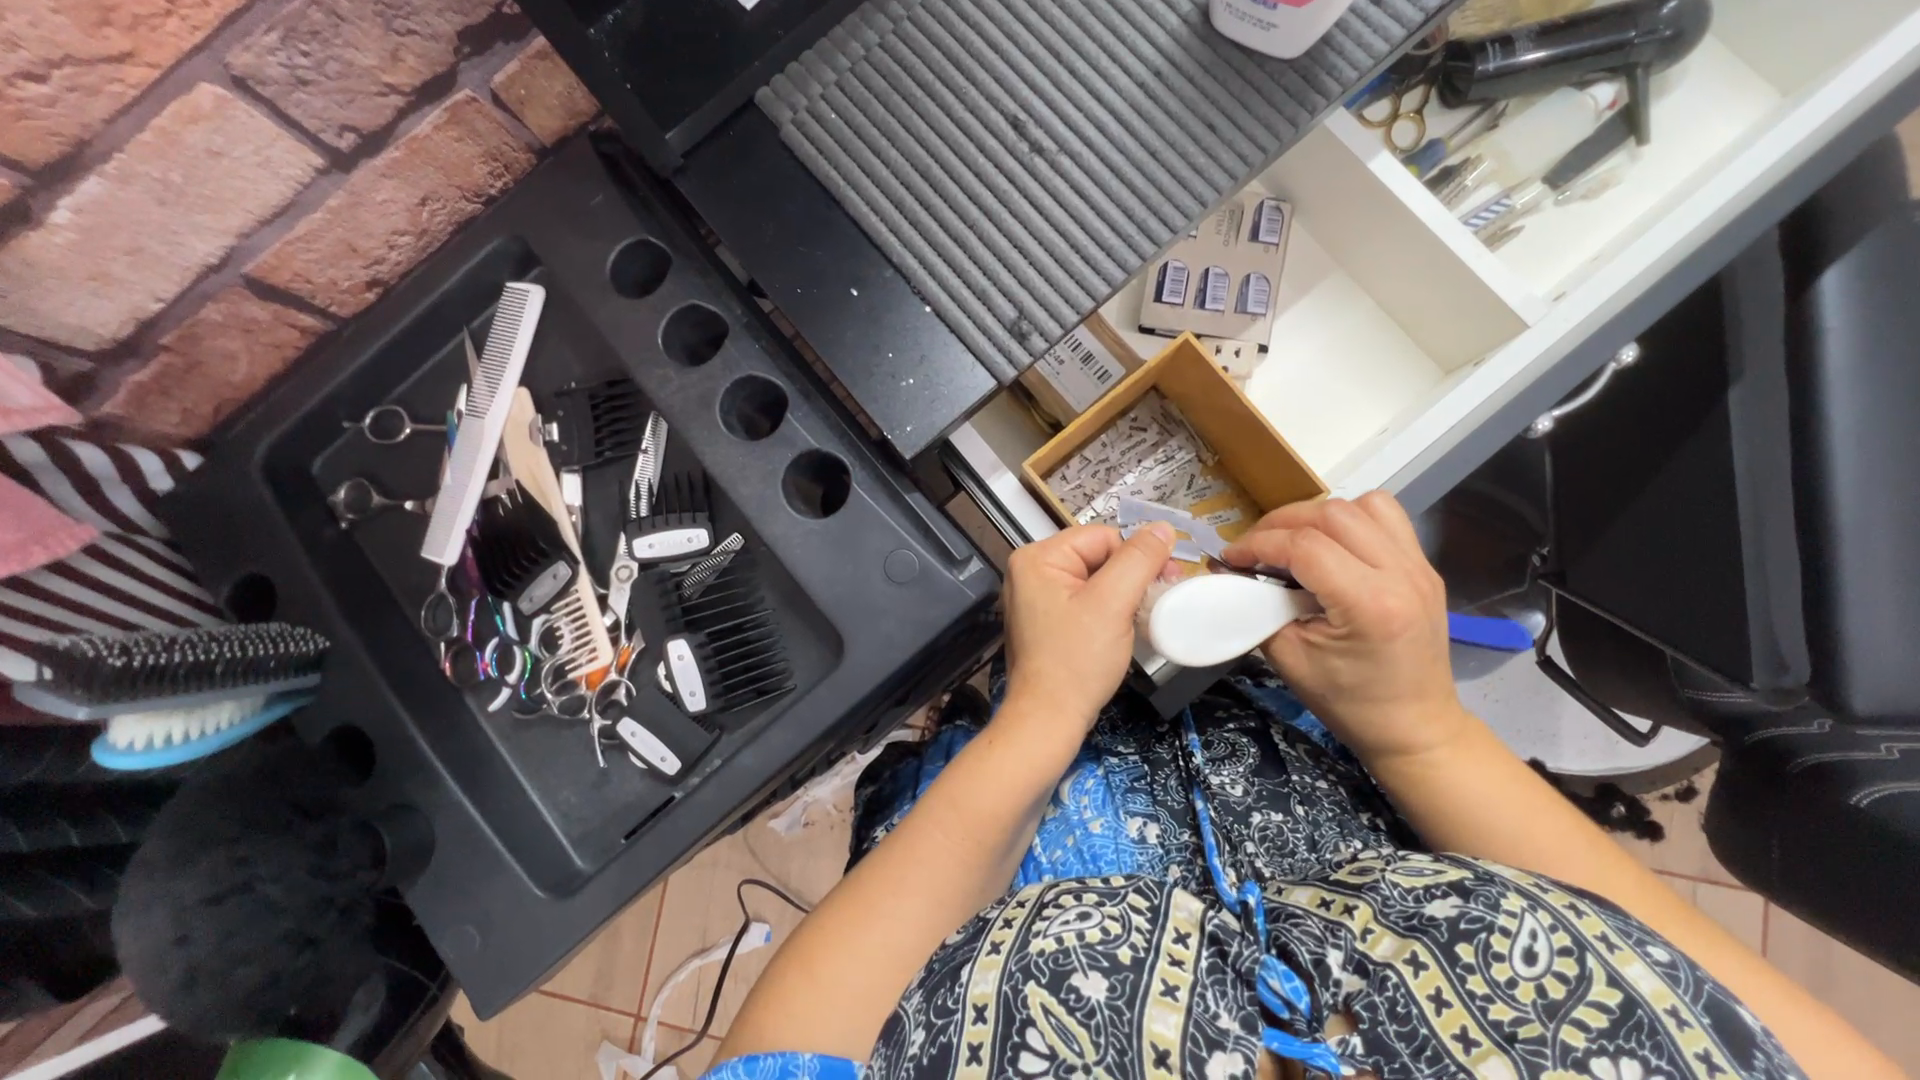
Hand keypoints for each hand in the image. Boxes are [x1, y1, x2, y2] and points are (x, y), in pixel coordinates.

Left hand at [1000, 523, 1176, 729]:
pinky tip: (1124, 628)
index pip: (1102, 536)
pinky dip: (1109, 612)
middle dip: (1131, 577)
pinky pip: (1085, 603)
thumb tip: (1163, 527)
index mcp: (1037, 558)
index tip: (1166, 579)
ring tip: (1142, 617)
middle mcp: (1030, 572)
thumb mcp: (1113, 603)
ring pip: (1095, 581)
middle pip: (1098, 557)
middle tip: (1159, 600)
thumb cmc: (1077, 660)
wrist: (1049, 718)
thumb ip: (1139, 560)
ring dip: (1123, 596)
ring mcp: (1035, 599)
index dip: (1137, 556)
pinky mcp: (1046, 622)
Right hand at [1221, 492, 1469, 762]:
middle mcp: (1401, 574)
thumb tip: (1234, 575)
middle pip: (1331, 515)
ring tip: (1294, 541)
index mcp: (1369, 604)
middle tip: (1254, 548)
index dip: (1258, 544)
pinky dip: (1351, 519)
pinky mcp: (1423, 566)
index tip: (1230, 559)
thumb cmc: (1349, 703)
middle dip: (1281, 523)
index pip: (1304, 546)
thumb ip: (1260, 610)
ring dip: (1318, 515)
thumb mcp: (1290, 660)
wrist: (1414, 727)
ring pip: (1363, 505)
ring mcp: (1419, 566)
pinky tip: (1331, 545)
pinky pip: (1386, 517)